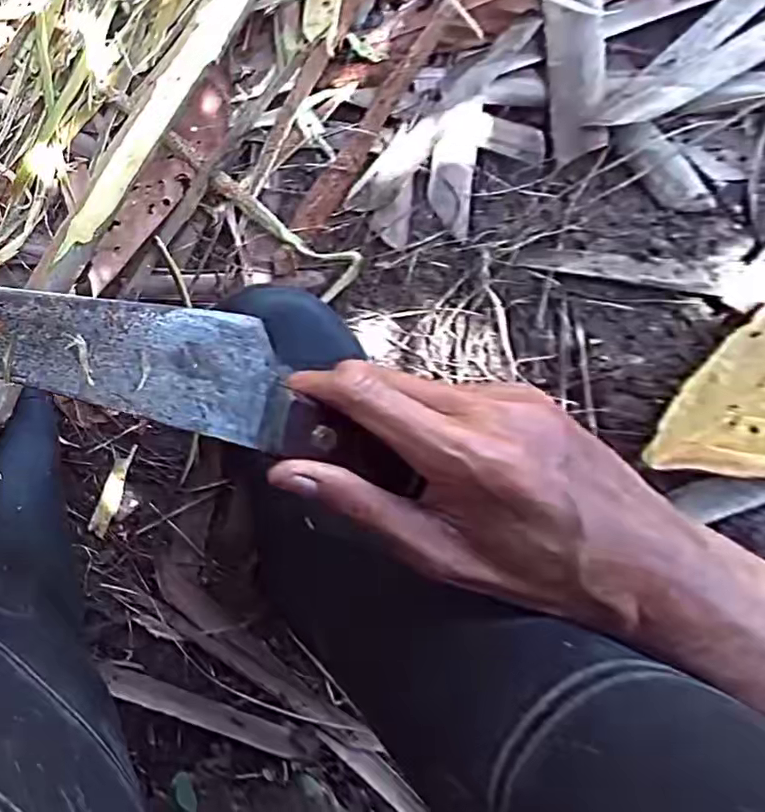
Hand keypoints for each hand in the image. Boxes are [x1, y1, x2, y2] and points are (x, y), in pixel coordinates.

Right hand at [273, 361, 707, 636]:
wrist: (658, 573)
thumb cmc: (552, 570)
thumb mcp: (437, 552)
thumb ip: (355, 503)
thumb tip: (289, 473)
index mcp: (468, 455)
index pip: (363, 387)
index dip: (314, 385)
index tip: (293, 394)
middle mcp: (494, 414)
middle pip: (378, 375)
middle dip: (344, 397)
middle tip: (338, 435)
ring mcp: (514, 399)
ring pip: (407, 378)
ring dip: (384, 404)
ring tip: (400, 452)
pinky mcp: (525, 395)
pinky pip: (443, 385)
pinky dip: (421, 407)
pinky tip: (439, 446)